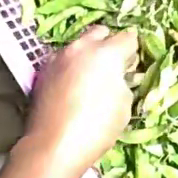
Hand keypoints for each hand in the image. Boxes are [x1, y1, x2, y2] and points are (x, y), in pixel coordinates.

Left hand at [21, 26, 137, 177]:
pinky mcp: (43, 71)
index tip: (133, 66)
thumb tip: (117, 76)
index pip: (128, 38)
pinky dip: (71, 66)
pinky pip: (63, 60)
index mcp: (106, 53)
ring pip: (78, 45)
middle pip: (100, 32)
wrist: (54, 145)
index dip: (134, 51)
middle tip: (112, 67)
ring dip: (87, 55)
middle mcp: (81, 48)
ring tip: (91, 78)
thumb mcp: (124, 106)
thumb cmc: (96, 128)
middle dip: (109, 44)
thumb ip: (123, 82)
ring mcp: (58, 57)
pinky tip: (73, 86)